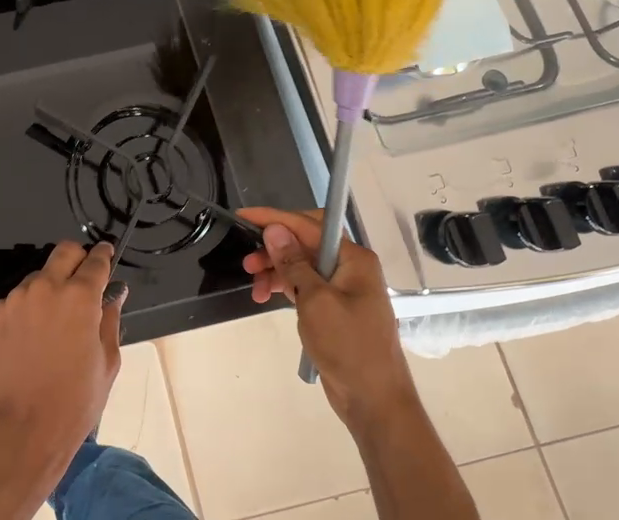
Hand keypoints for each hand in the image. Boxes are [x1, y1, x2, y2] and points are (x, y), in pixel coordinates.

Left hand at [0, 241, 126, 458]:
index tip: (106, 253)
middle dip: (77, 258)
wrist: (25, 425)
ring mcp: (16, 298)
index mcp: (80, 297)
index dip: (104, 255)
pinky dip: (28, 307)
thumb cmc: (76, 399)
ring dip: (50, 286)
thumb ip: (110, 319)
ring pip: (38, 276)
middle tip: (82, 277)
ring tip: (54, 319)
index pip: (95, 261)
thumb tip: (115, 294)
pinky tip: (32, 334)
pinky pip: (16, 299)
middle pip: (64, 252)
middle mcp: (46, 287)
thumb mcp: (107, 361)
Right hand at [236, 207, 416, 432]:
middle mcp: (349, 267)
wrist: (374, 401)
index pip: (308, 225)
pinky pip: (304, 285)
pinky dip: (284, 287)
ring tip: (254, 286)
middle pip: (304, 243)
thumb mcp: (315, 301)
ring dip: (275, 270)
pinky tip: (265, 297)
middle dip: (273, 248)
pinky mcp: (333, 308)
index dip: (274, 219)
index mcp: (353, 259)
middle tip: (246, 262)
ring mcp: (342, 289)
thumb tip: (274, 229)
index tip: (243, 217)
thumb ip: (293, 263)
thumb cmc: (348, 347)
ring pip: (300, 265)